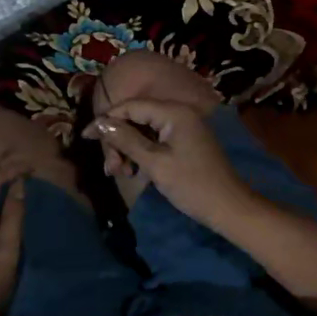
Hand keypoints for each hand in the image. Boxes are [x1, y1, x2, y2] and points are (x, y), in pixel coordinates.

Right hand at [85, 98, 254, 229]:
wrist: (230, 209)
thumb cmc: (192, 185)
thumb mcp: (154, 163)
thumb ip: (125, 139)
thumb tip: (100, 123)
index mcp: (173, 112)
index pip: (130, 106)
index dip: (106, 119)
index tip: (86, 136)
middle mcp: (178, 112)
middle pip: (136, 118)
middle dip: (118, 141)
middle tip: (110, 168)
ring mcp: (183, 126)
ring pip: (143, 131)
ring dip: (128, 150)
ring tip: (121, 173)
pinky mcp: (184, 141)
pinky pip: (155, 139)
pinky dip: (142, 153)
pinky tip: (134, 171)